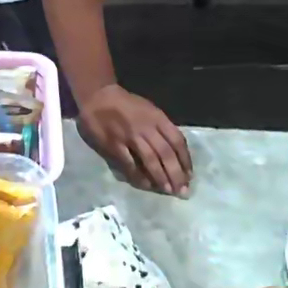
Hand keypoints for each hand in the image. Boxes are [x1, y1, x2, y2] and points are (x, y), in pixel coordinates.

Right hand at [77, 85, 191, 195]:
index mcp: (157, 117)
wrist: (98, 97)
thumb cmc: (126, 103)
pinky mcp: (114, 145)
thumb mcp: (149, 109)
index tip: (189, 175)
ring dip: (161, 177)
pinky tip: (146, 185)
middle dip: (176, 173)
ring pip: (150, 160)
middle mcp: (146, 127)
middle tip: (182, 190)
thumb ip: (161, 127)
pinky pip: (129, 164)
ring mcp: (130, 136)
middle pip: (166, 153)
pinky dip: (139, 176)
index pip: (177, 140)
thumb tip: (173, 151)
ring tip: (168, 190)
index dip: (185, 160)